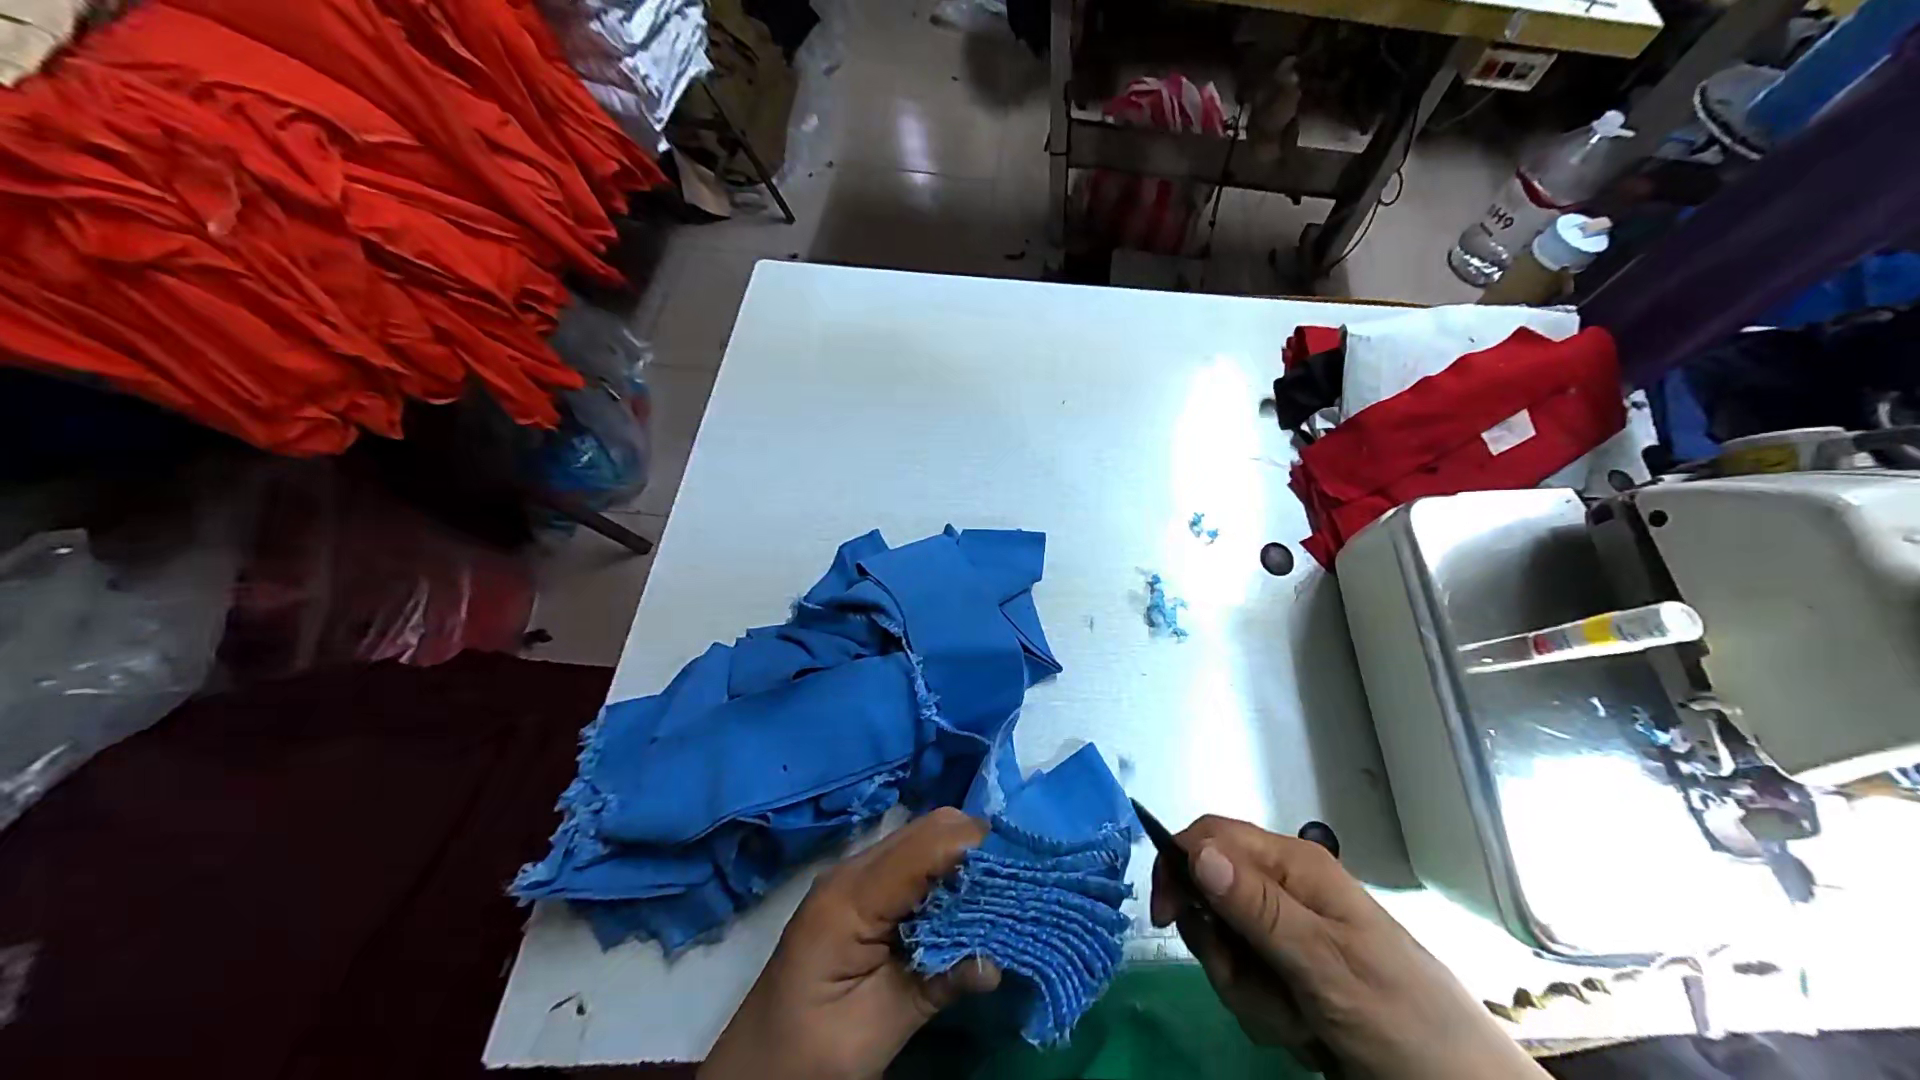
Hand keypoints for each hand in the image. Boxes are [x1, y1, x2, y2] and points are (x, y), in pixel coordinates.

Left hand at [700, 808, 1001, 1079]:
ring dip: (963, 857)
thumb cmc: (810, 1054)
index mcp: (852, 897)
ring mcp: (854, 878)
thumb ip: (936, 984)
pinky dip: (945, 873)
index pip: (925, 846)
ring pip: (921, 839)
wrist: (756, 1069)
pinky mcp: (861, 893)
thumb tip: (997, 959)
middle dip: (976, 846)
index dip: (976, 847)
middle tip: (1018, 881)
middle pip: (926, 829)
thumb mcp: (878, 1025)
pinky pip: (911, 863)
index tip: (1023, 867)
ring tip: (1002, 888)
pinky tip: (967, 901)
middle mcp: (853, 871)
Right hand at [1151, 815, 1546, 1079]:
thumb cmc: (1401, 1019)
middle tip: (1262, 990)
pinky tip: (1305, 1033)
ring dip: (1249, 992)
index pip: (1211, 837)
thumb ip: (1258, 908)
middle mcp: (1284, 888)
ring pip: (1223, 946)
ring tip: (1299, 1023)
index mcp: (1294, 865)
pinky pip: (1244, 979)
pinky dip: (1263, 1011)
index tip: (1168, 918)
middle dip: (1224, 954)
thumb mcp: (1325, 965)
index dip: (1178, 867)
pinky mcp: (1289, 970)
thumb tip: (1196, 852)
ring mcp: (1286, 931)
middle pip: (1209, 898)